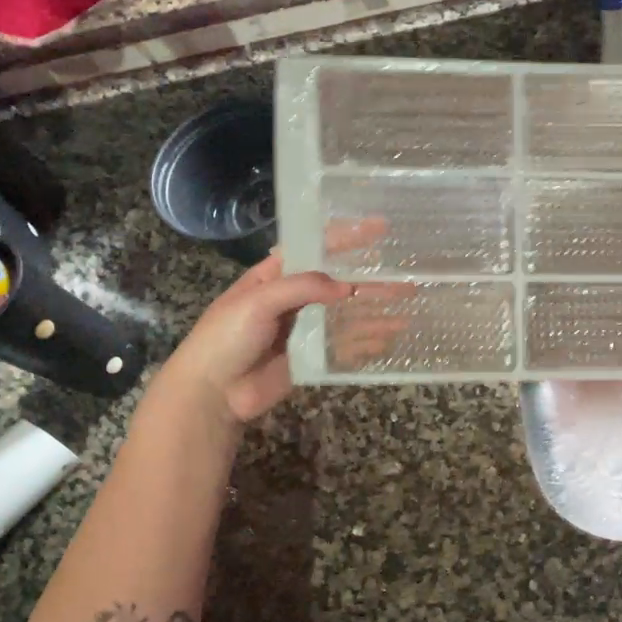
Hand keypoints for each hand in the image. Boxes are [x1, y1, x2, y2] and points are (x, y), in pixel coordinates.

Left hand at [156, 219, 386, 424]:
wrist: (212, 392)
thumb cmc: (226, 338)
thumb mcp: (257, 302)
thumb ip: (301, 288)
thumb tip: (346, 287)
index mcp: (276, 276)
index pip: (316, 250)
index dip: (347, 238)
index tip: (379, 229)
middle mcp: (295, 300)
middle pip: (340, 284)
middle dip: (372, 280)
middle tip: (407, 276)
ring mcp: (305, 330)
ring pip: (348, 316)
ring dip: (377, 310)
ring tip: (408, 304)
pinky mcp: (313, 358)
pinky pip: (346, 347)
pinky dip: (369, 342)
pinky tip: (392, 337)